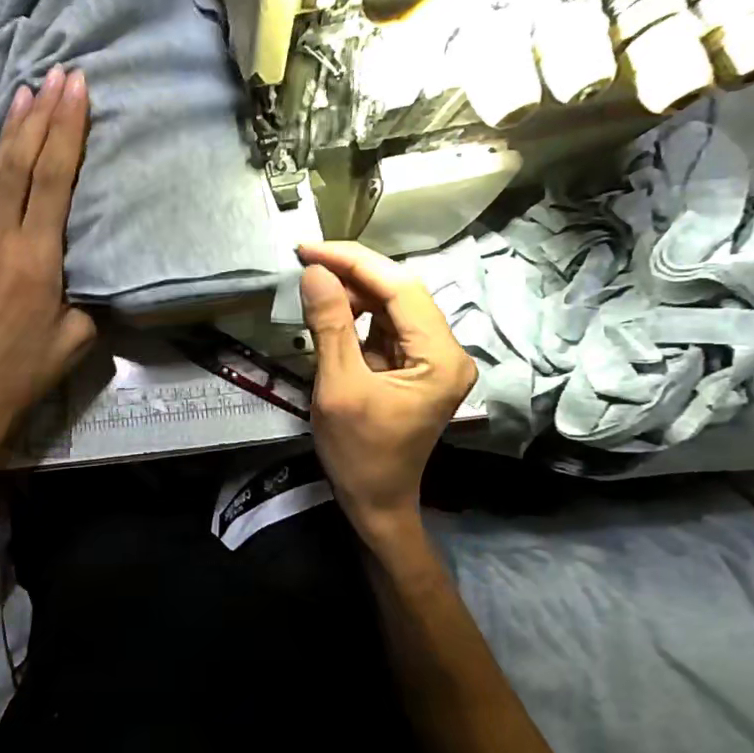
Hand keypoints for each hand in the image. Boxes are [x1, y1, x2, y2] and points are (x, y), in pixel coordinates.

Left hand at [0, 66, 97, 472]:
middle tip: (57, 75)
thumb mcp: (79, 338)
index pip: (53, 179)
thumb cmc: (29, 368)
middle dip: (42, 115)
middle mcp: (2, 238)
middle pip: (21, 162)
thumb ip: (90, 296)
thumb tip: (96, 271)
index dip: (66, 131)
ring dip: (10, 130)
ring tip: (26, 92)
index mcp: (37, 257)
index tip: (76, 89)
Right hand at [298, 241, 477, 538]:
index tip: (309, 249)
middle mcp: (447, 351)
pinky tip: (333, 312)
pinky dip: (358, 317)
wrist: (375, 503)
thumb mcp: (339, 387)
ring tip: (315, 286)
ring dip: (355, 293)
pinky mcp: (416, 367)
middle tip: (306, 263)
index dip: (354, 262)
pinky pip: (387, 328)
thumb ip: (330, 326)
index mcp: (440, 357)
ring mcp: (433, 359)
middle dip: (353, 274)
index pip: (400, 288)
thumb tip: (314, 272)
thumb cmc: (359, 454)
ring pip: (393, 307)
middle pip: (400, 293)